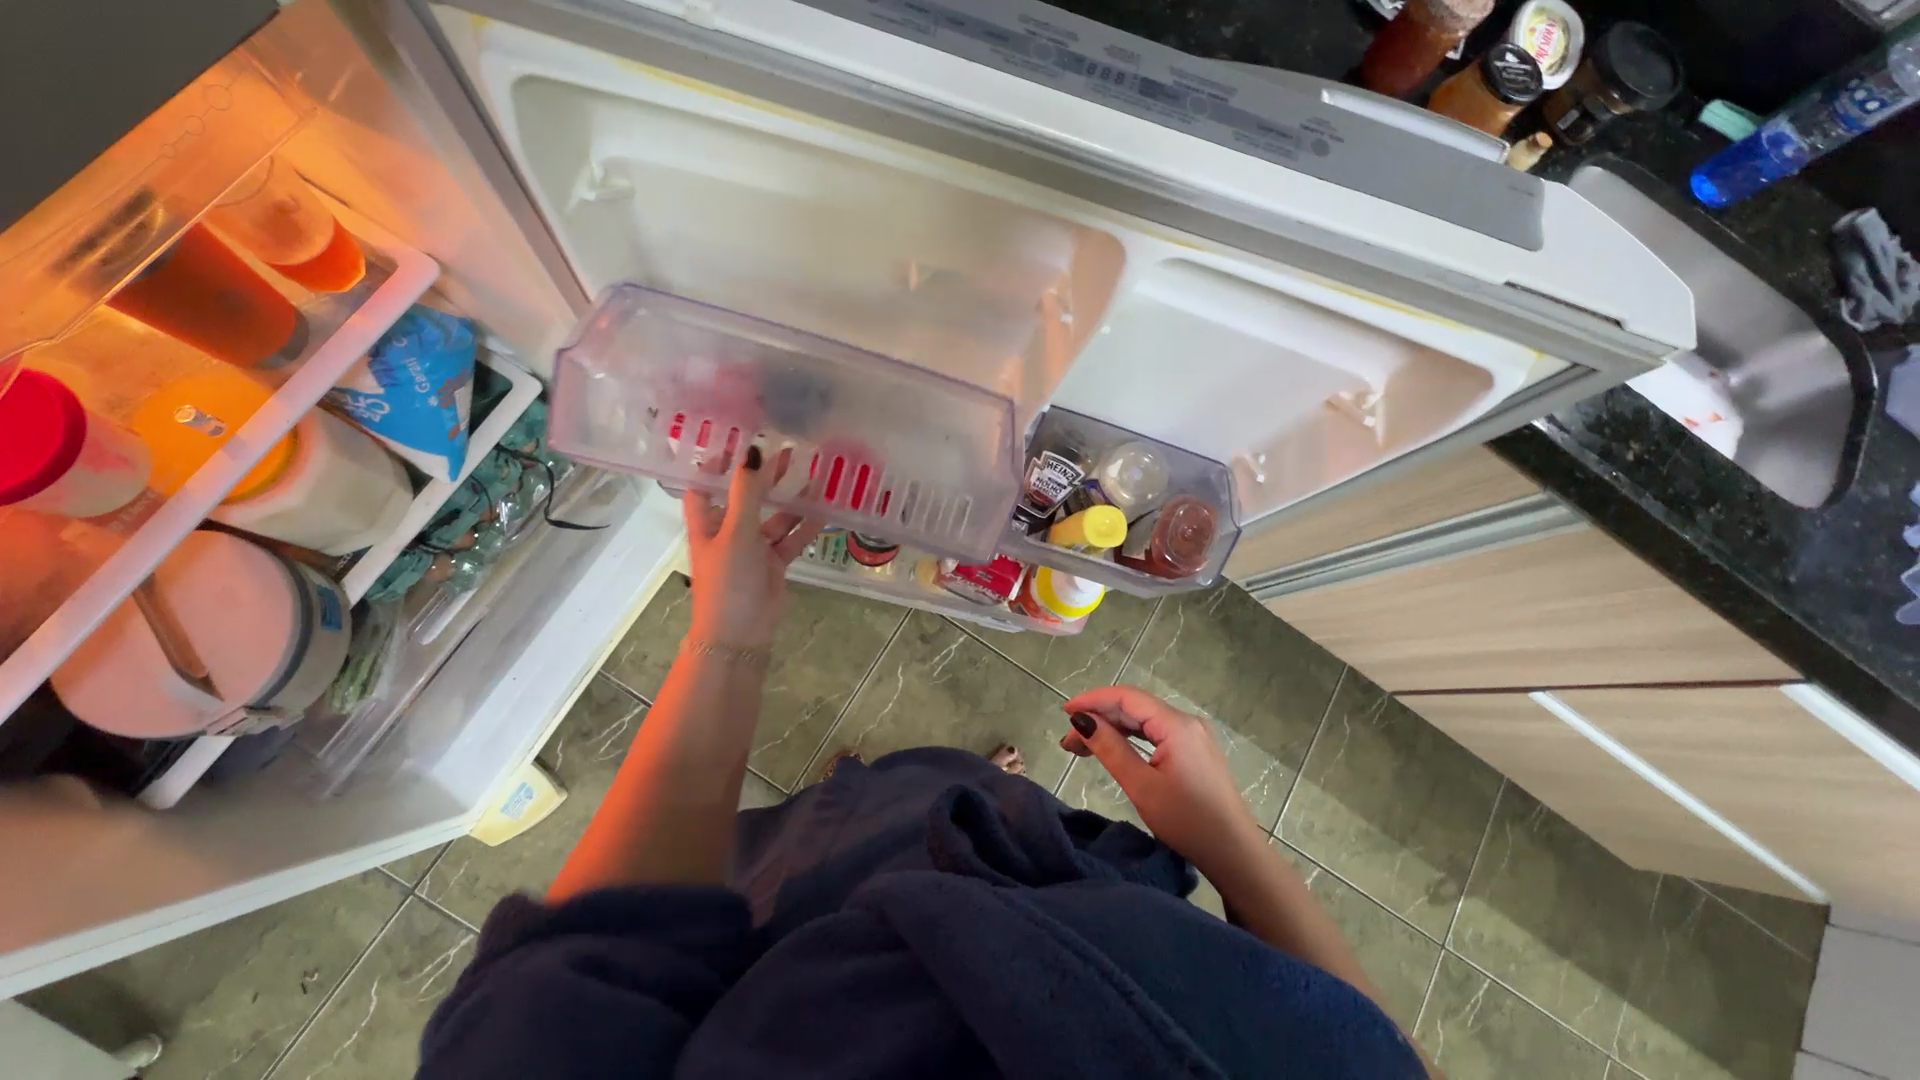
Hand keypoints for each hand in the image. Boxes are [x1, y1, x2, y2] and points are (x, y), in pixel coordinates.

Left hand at [682, 445, 822, 648]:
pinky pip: (791, 539)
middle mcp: (727, 532)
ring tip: (815, 475)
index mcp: (706, 523)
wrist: (739, 634)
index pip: (706, 485)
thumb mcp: (737, 531)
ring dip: (791, 500)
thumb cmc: (729, 580)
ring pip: (773, 518)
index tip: (742, 442)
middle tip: (791, 452)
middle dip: (766, 477)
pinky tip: (825, 510)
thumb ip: (747, 492)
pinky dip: (806, 526)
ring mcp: (752, 549)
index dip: (719, 463)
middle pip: (746, 497)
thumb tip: (754, 451)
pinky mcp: (773, 565)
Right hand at [1060, 685, 1266, 871]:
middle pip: (1135, 707)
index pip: (1128, 697)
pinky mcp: (1196, 751)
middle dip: (1099, 717)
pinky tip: (1113, 748)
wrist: (1234, 853)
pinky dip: (1132, 738)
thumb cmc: (1187, 821)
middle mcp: (1188, 722)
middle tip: (1069, 742)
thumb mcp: (1142, 786)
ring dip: (1113, 728)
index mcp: (1177, 725)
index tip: (1064, 712)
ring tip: (1082, 746)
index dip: (1093, 700)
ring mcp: (1194, 736)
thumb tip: (1082, 720)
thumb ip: (1111, 748)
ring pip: (1145, 720)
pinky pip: (1157, 734)